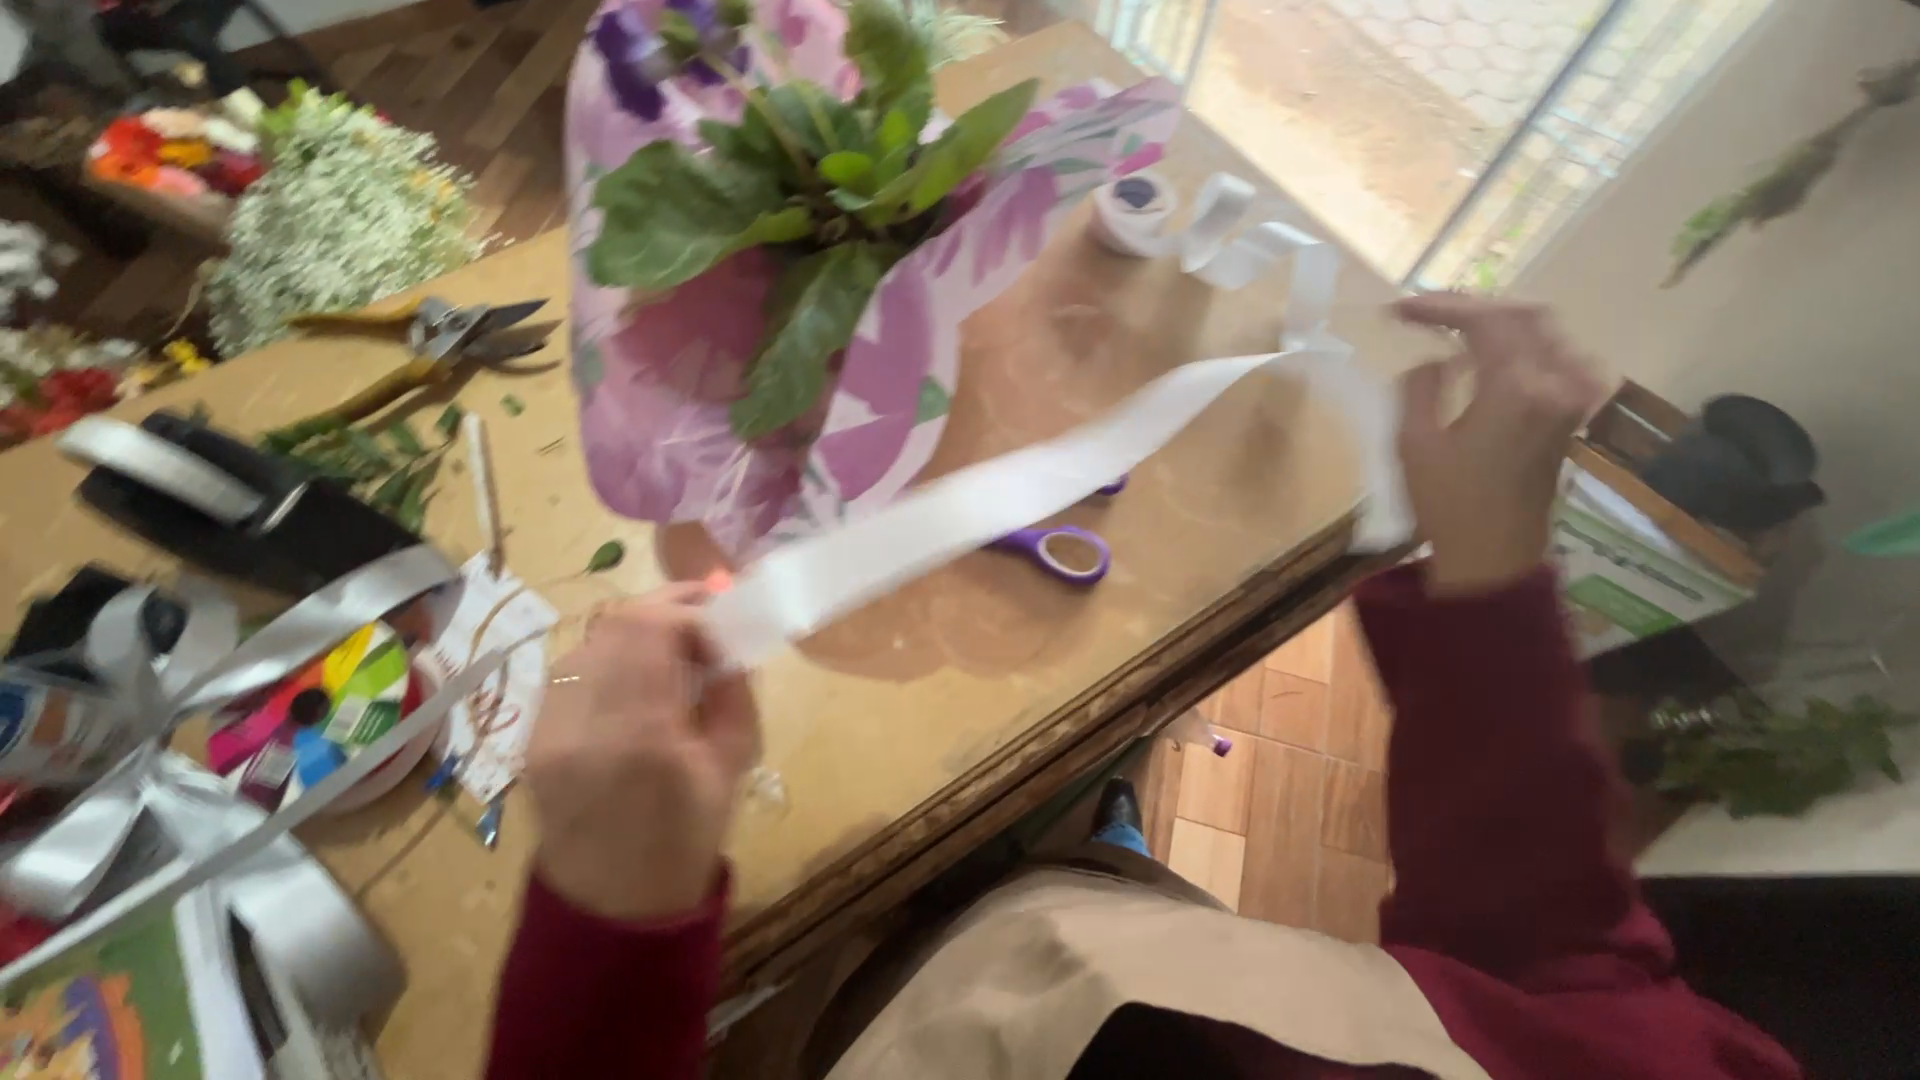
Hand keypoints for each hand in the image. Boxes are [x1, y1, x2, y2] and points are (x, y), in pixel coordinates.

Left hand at [525, 582, 759, 920]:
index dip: (687, 609)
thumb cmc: (686, 838)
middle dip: (664, 609)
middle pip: (613, 624)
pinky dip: (608, 658)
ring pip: (588, 641)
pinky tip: (634, 677)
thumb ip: (733, 690)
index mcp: (641, 736)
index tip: (719, 617)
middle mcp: (581, 723)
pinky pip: (570, 671)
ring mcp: (545, 729)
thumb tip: (726, 637)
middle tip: (701, 616)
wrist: (612, 904)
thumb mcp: (733, 762)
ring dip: (635, 632)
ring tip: (670, 648)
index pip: (649, 629)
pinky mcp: (529, 736)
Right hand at [1393, 294, 1606, 595]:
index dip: (1441, 306)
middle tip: (1427, 310)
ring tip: (1455, 324)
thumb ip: (1419, 388)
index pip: (1486, 321)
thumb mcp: (1412, 444)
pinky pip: (1558, 353)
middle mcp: (1557, 382)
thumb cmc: (1446, 503)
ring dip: (1500, 319)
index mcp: (1515, 390)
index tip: (1399, 309)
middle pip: (1526, 313)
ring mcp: (1574, 396)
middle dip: (1472, 304)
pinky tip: (1495, 350)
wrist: (1494, 552)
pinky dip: (1524, 340)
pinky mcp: (1575, 410)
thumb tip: (1434, 361)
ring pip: (1547, 329)